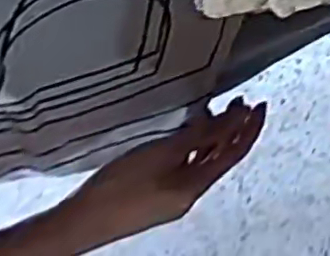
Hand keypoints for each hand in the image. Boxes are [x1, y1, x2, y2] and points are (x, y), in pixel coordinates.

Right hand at [57, 99, 264, 247]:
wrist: (67, 228)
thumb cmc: (119, 186)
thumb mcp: (168, 151)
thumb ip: (208, 132)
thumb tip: (241, 115)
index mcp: (196, 188)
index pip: (237, 152)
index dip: (252, 126)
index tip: (262, 104)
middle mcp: (188, 196)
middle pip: (221, 156)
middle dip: (234, 127)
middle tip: (239, 100)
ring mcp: (169, 199)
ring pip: (203, 160)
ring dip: (213, 134)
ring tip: (215, 109)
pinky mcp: (152, 199)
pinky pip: (184, 167)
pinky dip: (193, 146)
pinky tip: (187, 130)